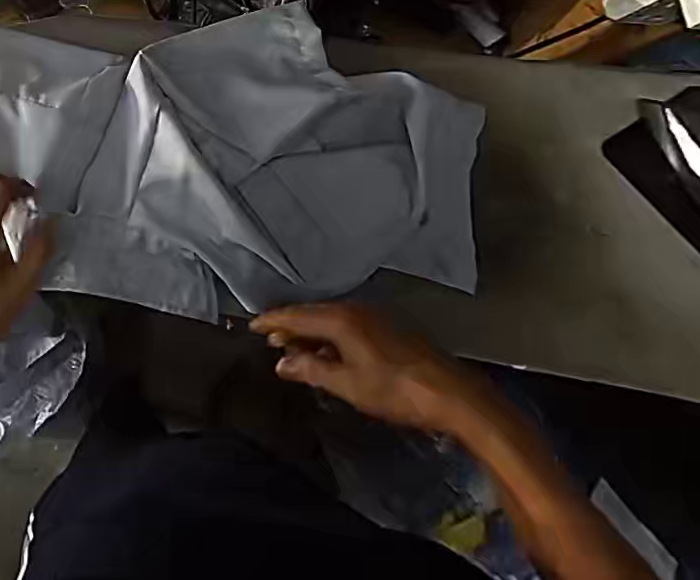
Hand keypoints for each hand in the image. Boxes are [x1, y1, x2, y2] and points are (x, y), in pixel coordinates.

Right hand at [250, 302, 485, 433]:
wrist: (448, 391)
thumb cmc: (394, 389)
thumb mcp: (348, 384)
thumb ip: (313, 370)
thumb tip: (282, 362)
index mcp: (343, 319)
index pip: (299, 315)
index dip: (274, 320)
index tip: (252, 324)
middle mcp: (356, 309)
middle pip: (314, 312)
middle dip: (290, 324)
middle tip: (268, 337)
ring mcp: (373, 315)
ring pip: (331, 318)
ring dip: (310, 330)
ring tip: (292, 345)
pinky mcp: (386, 326)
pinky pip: (346, 323)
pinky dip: (329, 334)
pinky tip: (326, 350)